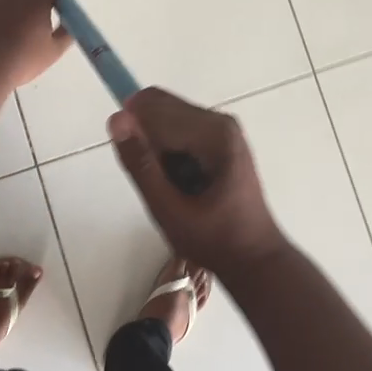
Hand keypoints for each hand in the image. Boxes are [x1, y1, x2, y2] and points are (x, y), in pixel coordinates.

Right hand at [108, 88, 290, 277]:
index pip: (154, 112)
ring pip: (167, 122)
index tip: (148, 177)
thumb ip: (140, 164)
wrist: (254, 259)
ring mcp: (223, 127)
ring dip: (161, 155)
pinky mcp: (221, 137)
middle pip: (161, 111)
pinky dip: (172, 158)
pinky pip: (179, 132)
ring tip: (179, 191)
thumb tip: (117, 119)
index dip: (140, 143)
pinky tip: (186, 186)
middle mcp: (221, 120)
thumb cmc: (215, 240)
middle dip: (152, 147)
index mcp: (215, 134)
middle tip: (167, 188)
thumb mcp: (168, 209)